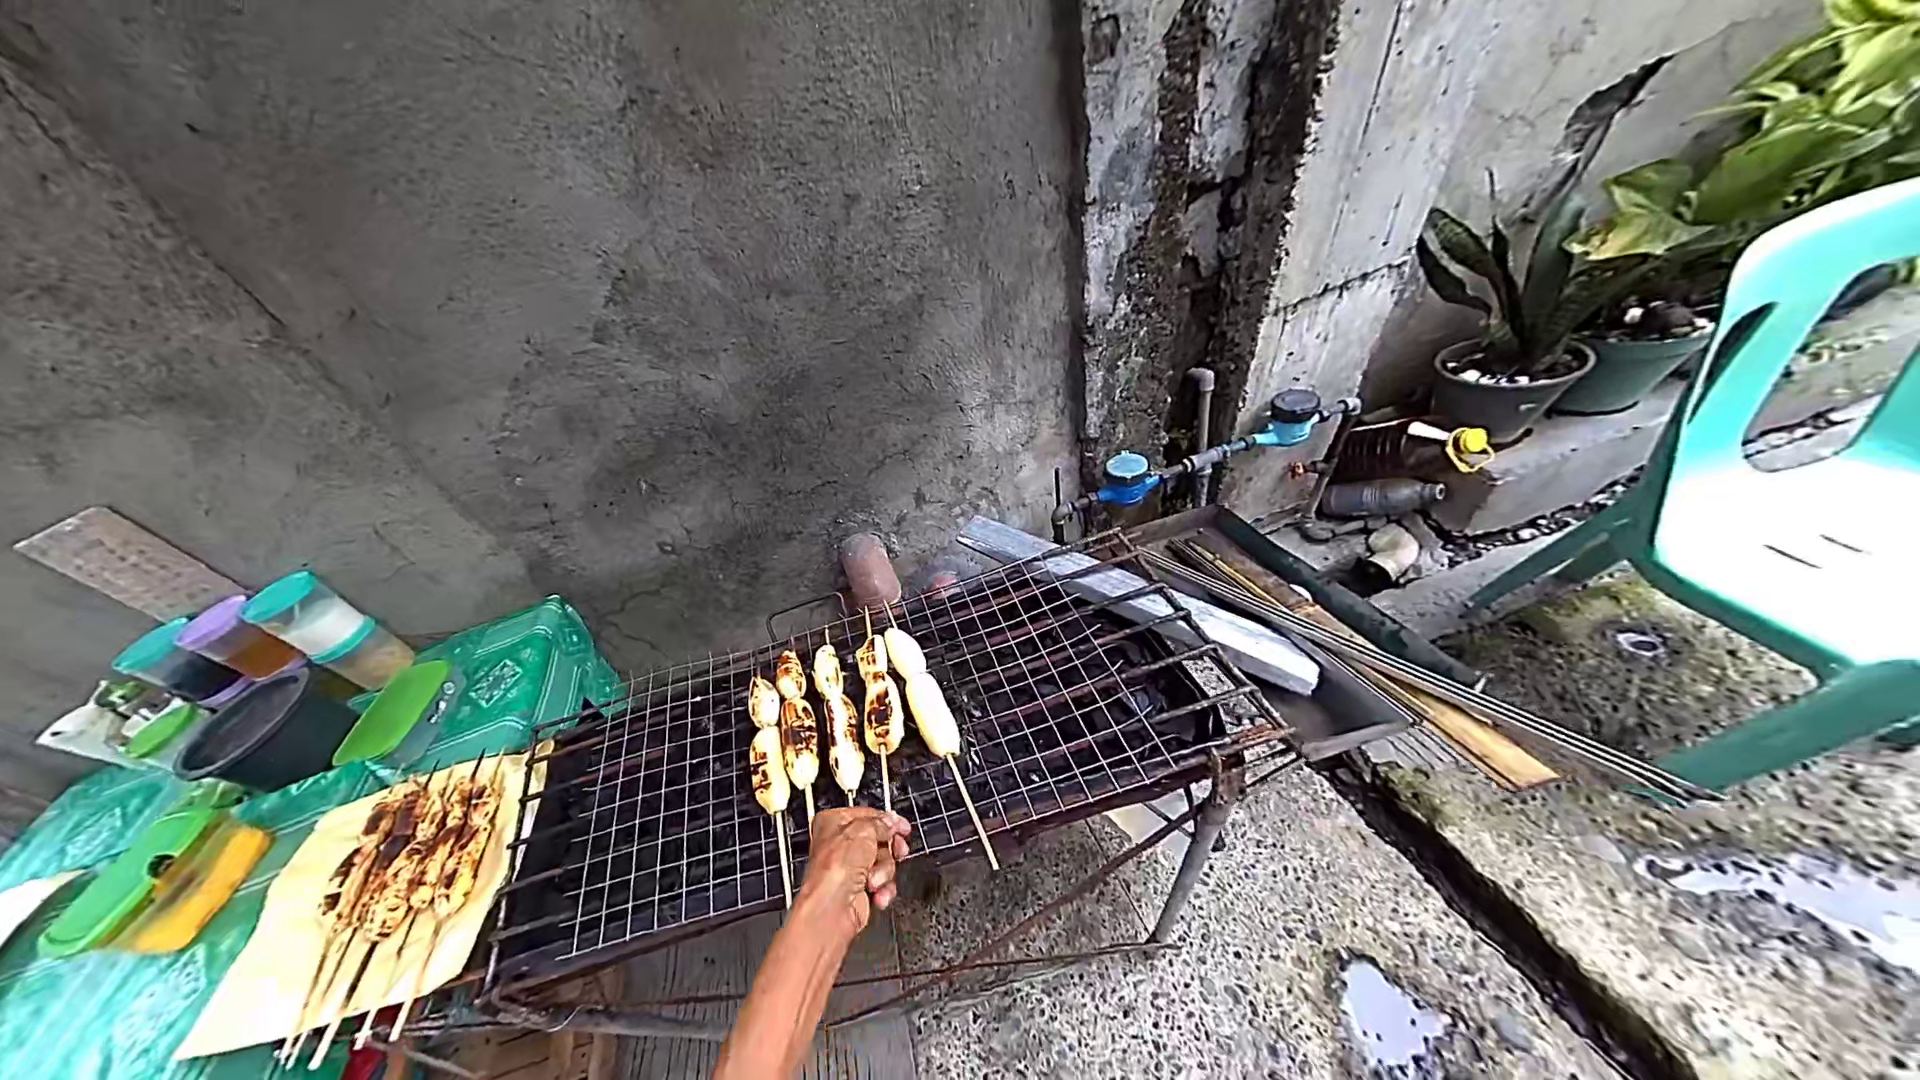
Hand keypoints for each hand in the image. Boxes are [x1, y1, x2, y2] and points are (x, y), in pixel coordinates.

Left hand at [793, 808, 911, 937]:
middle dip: (890, 849)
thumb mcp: (864, 831)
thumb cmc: (835, 868)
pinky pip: (882, 882)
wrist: (832, 907)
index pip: (868, 816)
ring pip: (883, 862)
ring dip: (884, 871)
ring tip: (874, 877)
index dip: (887, 821)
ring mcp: (849, 869)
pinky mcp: (859, 889)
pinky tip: (876, 891)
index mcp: (834, 823)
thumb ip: (882, 823)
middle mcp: (840, 845)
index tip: (902, 827)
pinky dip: (884, 888)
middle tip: (899, 850)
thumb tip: (890, 822)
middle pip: (878, 840)